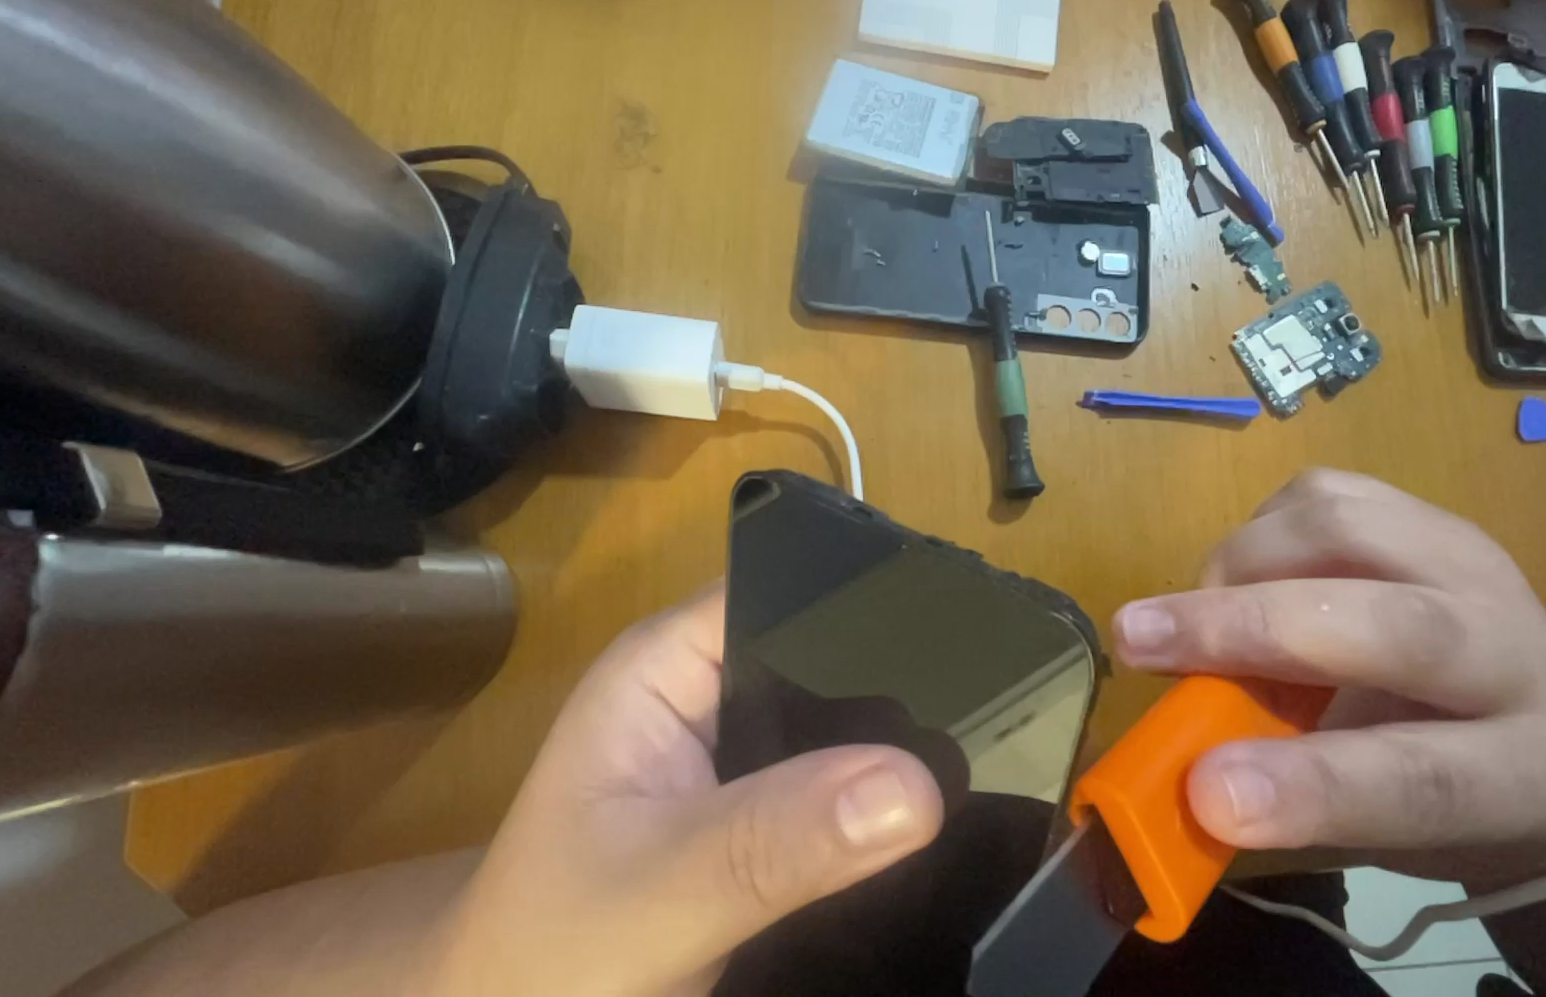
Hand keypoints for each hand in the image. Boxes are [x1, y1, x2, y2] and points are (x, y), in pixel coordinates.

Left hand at [420, 585, 943, 995]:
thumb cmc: (546, 953)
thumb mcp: (661, 895)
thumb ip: (777, 841)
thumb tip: (918, 790)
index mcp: (668, 661)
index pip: (787, 592)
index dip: (872, 607)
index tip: (966, 641)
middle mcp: (708, 684)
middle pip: (825, 650)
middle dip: (901, 677)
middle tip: (999, 709)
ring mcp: (734, 745)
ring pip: (838, 716)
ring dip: (897, 739)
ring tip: (988, 751)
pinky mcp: (758, 802)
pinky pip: (837, 778)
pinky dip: (880, 794)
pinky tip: (944, 808)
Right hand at [1112, 469, 1545, 881]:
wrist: (1538, 728)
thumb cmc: (1441, 800)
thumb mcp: (1378, 832)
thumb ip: (1288, 802)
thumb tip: (1183, 770)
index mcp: (1524, 772)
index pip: (1424, 778)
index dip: (1309, 785)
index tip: (1207, 793)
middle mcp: (1515, 653)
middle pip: (1392, 626)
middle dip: (1246, 629)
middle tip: (1137, 641)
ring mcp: (1471, 562)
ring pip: (1344, 525)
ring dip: (1240, 566)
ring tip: (1196, 613)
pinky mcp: (1425, 513)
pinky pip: (1322, 492)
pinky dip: (1259, 529)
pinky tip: (1245, 575)